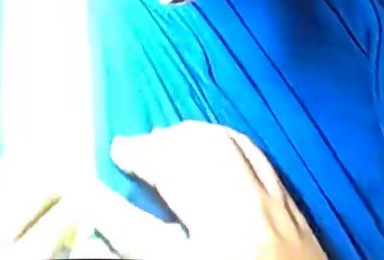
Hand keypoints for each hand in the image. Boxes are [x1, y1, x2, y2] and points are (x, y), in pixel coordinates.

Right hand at [98, 122, 328, 259]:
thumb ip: (146, 252)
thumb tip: (100, 242)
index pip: (142, 236)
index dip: (111, 213)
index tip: (89, 193)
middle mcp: (241, 232)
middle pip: (189, 168)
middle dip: (154, 150)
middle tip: (128, 145)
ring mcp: (273, 214)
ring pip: (223, 150)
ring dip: (189, 136)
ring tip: (165, 135)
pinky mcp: (295, 210)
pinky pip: (255, 155)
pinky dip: (228, 139)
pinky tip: (215, 139)